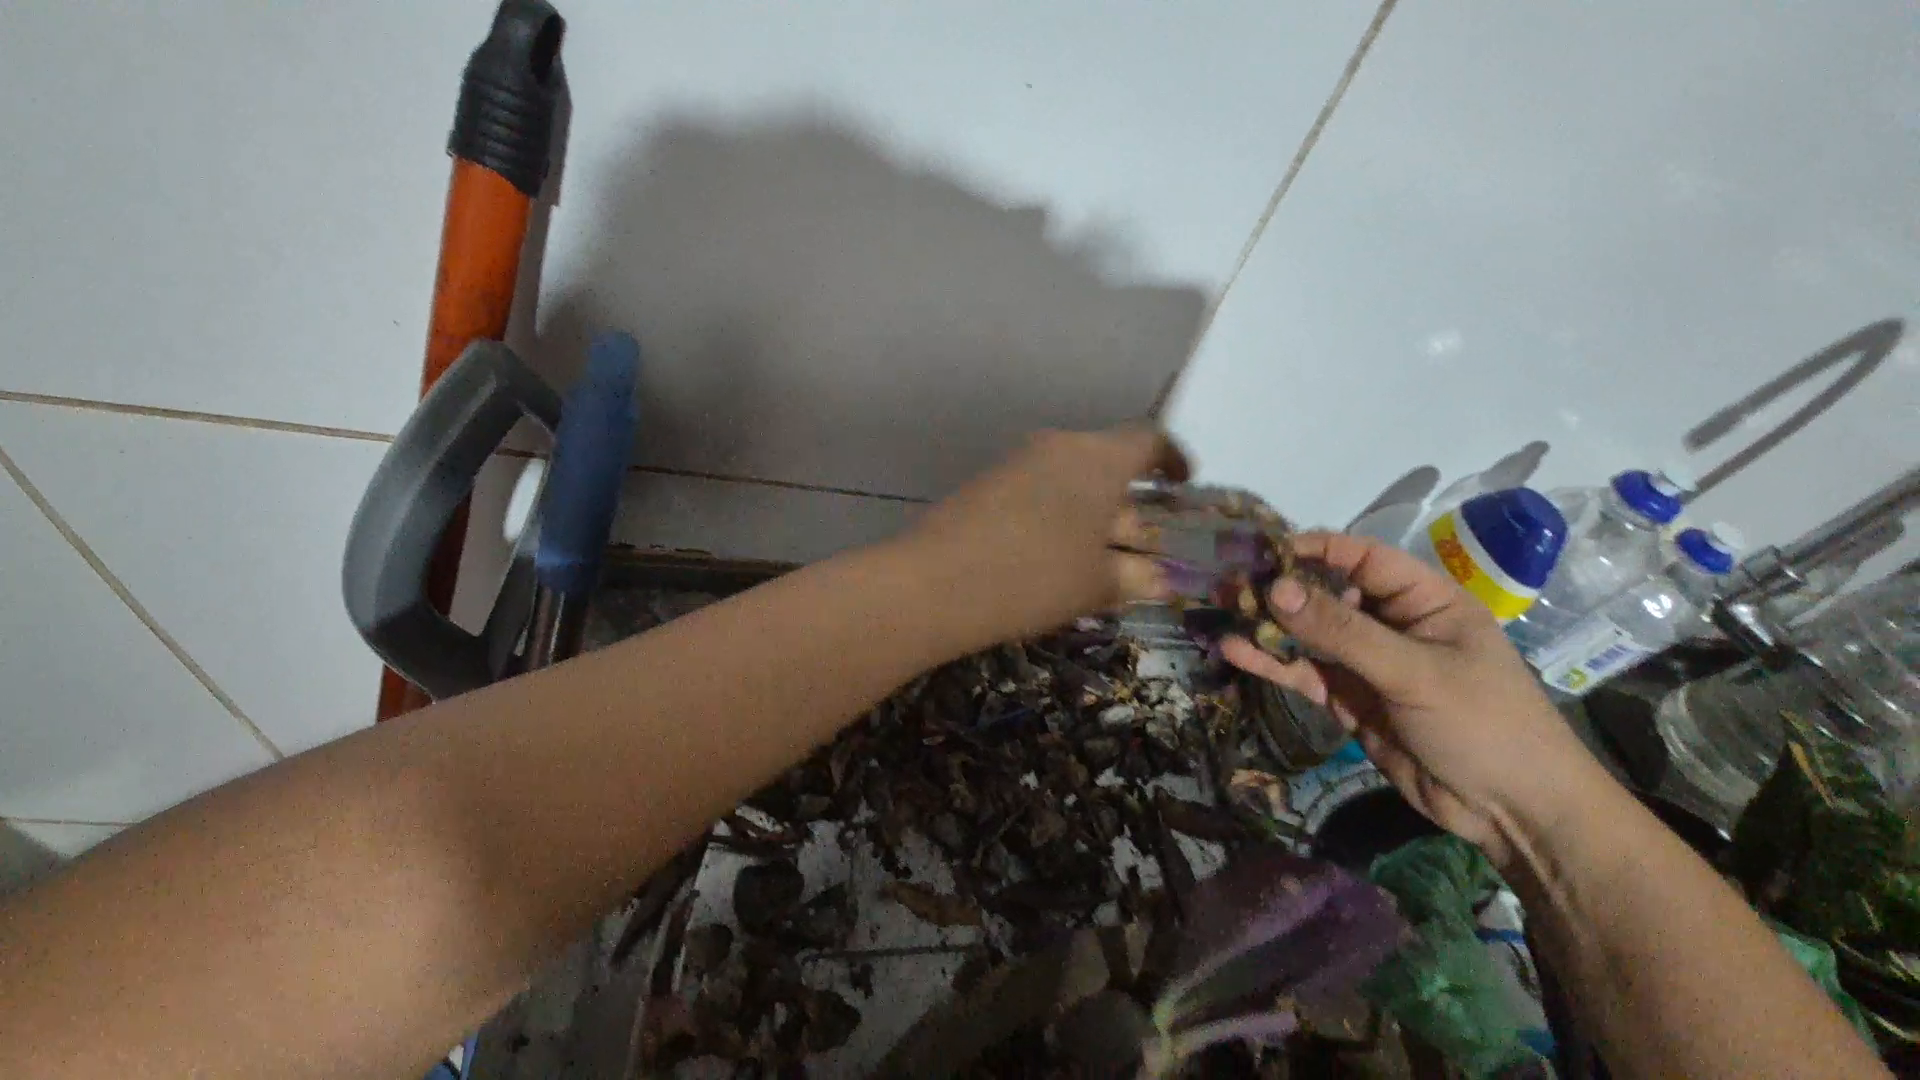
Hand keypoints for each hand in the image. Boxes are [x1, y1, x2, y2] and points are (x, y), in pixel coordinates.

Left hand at [908, 426, 1186, 644]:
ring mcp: (1017, 464)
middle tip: (1141, 550)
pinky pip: (1038, 494)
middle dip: (1129, 505)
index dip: (1172, 460)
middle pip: (1107, 464)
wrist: (934, 584)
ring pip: (1071, 482)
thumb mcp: (1096, 584)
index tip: (1183, 485)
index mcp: (1098, 458)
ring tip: (1100, 564)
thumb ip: (1134, 577)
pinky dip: (1058, 520)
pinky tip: (1053, 562)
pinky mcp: (986, 486)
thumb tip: (1157, 578)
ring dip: (1092, 516)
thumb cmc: (1034, 577)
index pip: (1149, 440)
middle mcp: (1059, 447)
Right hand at [1221, 532, 1606, 866]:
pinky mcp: (1349, 700)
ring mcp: (1367, 663)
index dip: (1316, 549)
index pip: (1363, 558)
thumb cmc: (1483, 723)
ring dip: (1268, 626)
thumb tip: (1275, 588)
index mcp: (1424, 600)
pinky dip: (1272, 663)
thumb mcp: (1413, 671)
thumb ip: (1341, 631)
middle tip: (1230, 585)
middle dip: (1280, 589)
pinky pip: (1304, 673)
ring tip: (1222, 613)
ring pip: (1309, 634)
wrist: (1511, 810)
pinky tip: (1235, 652)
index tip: (1265, 550)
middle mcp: (1391, 624)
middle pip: (1326, 594)